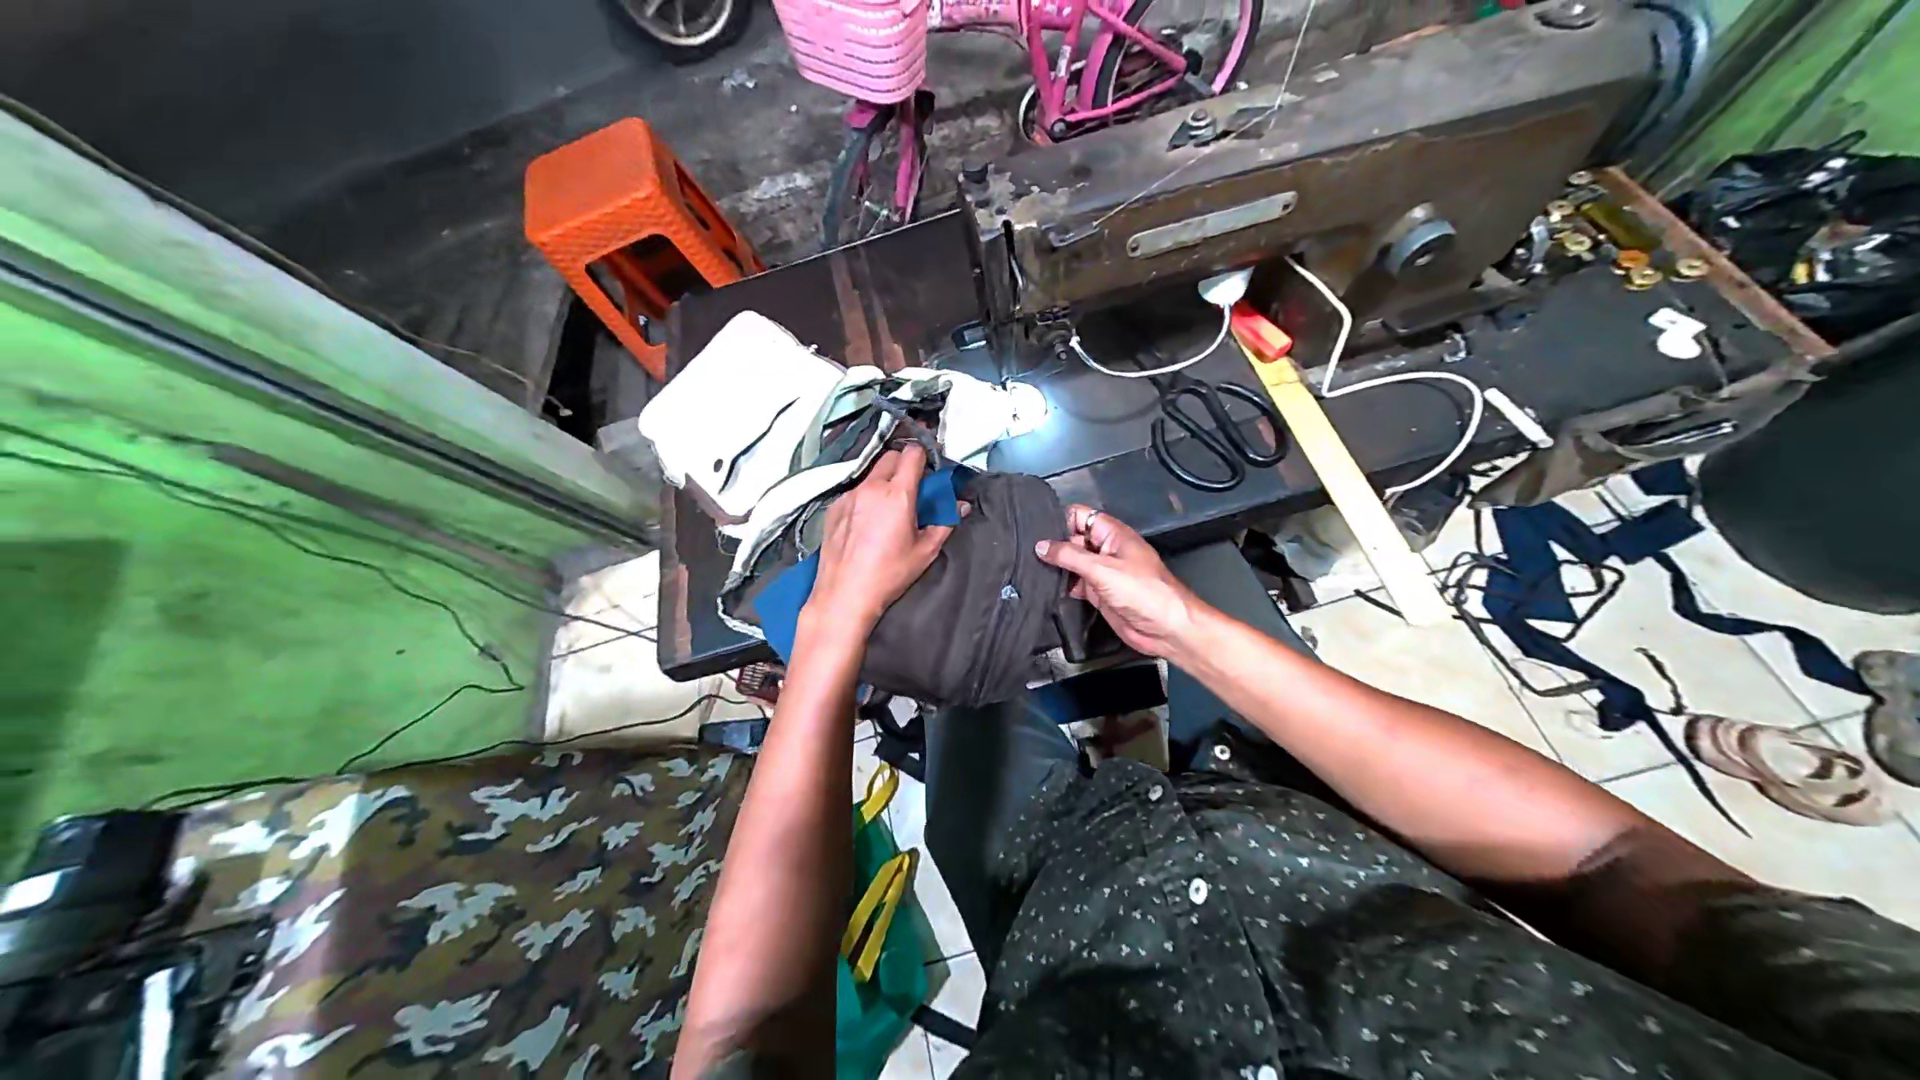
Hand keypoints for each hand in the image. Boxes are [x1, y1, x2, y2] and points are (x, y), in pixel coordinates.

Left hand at [804, 443, 953, 633]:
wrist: (845, 593)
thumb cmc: (889, 574)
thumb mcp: (925, 551)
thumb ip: (945, 522)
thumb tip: (960, 507)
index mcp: (897, 494)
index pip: (912, 454)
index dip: (923, 458)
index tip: (928, 474)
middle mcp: (871, 488)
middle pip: (891, 457)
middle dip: (904, 466)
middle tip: (912, 491)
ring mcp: (849, 496)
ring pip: (871, 475)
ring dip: (884, 482)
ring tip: (888, 510)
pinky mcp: (834, 507)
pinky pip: (854, 492)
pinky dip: (865, 498)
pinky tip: (866, 523)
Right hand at [1035, 505, 1205, 660]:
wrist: (1166, 628)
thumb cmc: (1146, 593)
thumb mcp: (1102, 569)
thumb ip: (1069, 556)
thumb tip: (1043, 546)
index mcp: (1112, 534)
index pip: (1080, 516)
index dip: (1060, 520)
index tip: (1038, 531)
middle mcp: (1106, 550)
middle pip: (1073, 539)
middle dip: (1054, 545)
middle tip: (1031, 553)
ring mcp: (1103, 571)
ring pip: (1072, 563)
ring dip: (1057, 567)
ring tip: (1034, 570)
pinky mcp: (1099, 592)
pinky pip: (1075, 584)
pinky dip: (1063, 586)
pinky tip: (1049, 589)